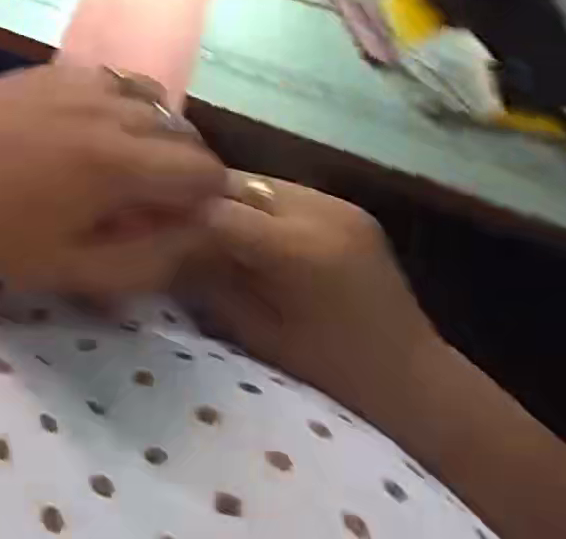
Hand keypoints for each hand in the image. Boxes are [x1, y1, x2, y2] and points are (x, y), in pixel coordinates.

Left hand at [0, 65, 225, 294]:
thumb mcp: (72, 267)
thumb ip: (148, 258)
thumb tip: (198, 233)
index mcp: (119, 162)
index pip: (204, 168)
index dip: (206, 197)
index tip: (183, 215)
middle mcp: (109, 109)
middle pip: (181, 130)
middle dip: (182, 164)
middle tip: (154, 193)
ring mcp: (79, 80)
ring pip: (149, 97)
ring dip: (154, 128)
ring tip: (129, 156)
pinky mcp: (52, 68)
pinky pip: (110, 78)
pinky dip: (121, 102)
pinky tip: (94, 125)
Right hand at [177, 175, 443, 420]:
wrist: (417, 386)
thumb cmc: (328, 373)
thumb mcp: (253, 330)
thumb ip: (205, 277)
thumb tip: (160, 239)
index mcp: (300, 248)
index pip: (215, 209)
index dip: (177, 215)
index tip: (148, 225)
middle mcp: (322, 211)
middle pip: (235, 183)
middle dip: (198, 200)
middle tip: (169, 220)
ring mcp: (339, 203)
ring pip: (255, 180)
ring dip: (226, 199)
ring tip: (207, 224)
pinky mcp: (346, 206)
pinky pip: (281, 190)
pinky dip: (255, 204)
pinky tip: (247, 229)